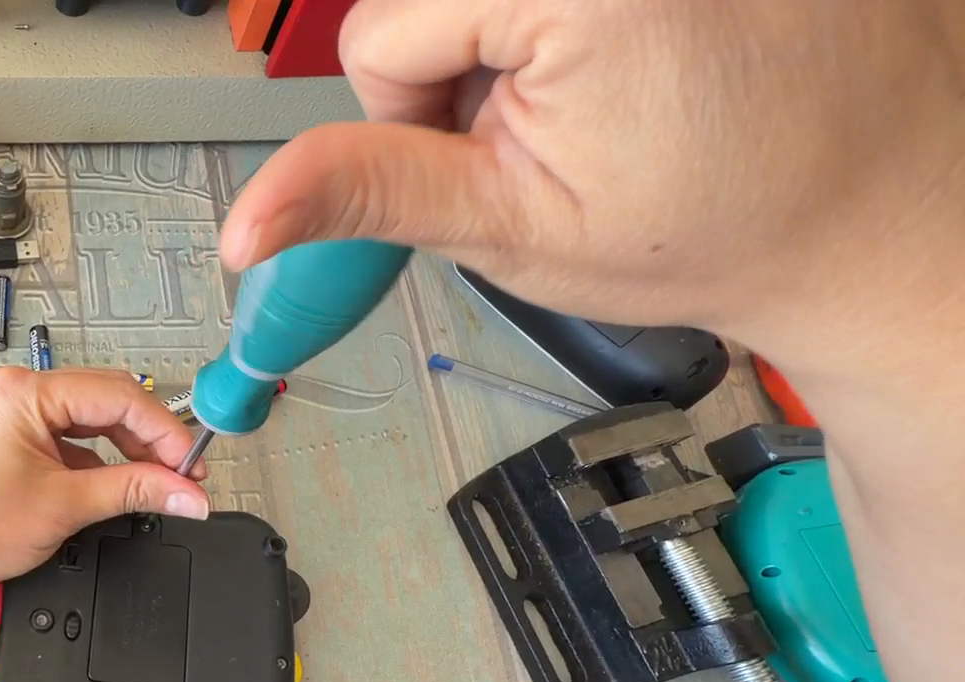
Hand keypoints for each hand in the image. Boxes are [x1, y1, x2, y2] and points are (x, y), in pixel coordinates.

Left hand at [0, 368, 209, 596]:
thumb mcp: (64, 507)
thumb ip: (134, 492)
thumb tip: (186, 492)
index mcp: (25, 392)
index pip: (118, 396)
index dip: (165, 432)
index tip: (191, 466)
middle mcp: (15, 391)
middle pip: (105, 402)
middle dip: (148, 440)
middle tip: (180, 476)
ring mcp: (9, 413)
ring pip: (87, 422)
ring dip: (122, 451)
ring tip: (152, 484)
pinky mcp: (7, 437)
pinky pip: (64, 438)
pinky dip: (92, 461)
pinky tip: (111, 487)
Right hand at [220, 0, 964, 372]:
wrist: (878, 198)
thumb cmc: (702, 224)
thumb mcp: (502, 225)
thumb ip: (362, 196)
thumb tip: (240, 224)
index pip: (378, 32)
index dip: (409, 115)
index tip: (490, 152)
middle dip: (454, 69)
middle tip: (547, 123)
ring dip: (504, 37)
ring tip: (595, 87)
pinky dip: (549, 18)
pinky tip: (622, 50)